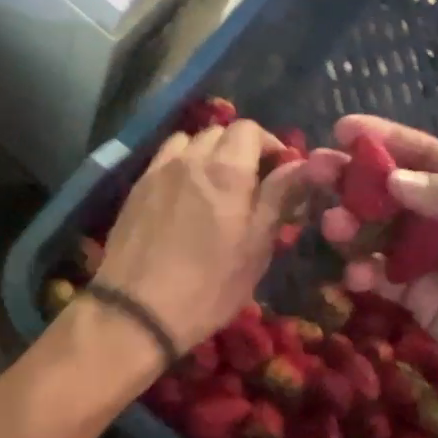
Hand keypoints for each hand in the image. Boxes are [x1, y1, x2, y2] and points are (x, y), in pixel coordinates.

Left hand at [92, 121, 303, 352]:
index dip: (269, 143)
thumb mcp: (256, 247)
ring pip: (189, 141)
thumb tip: (301, 164)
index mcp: (226, 170)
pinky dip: (180, 163)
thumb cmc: (209, 285)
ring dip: (207, 152)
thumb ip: (278, 198)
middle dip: (239, 148)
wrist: (137, 307)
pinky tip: (184, 193)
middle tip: (251, 182)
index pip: (250, 130)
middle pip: (219, 132)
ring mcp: (159, 170)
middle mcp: (190, 158)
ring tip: (215, 185)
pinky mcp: (137, 186)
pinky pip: (164, 158)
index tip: (279, 170)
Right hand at [305, 116, 437, 437]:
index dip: (385, 140)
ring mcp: (433, 263)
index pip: (427, 158)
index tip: (341, 128)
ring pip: (379, 231)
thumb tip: (394, 180)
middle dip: (353, 179)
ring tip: (332, 226)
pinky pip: (382, 277)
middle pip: (392, 191)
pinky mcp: (421, 302)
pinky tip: (355, 277)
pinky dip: (362, 272)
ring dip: (352, 224)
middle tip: (314, 171)